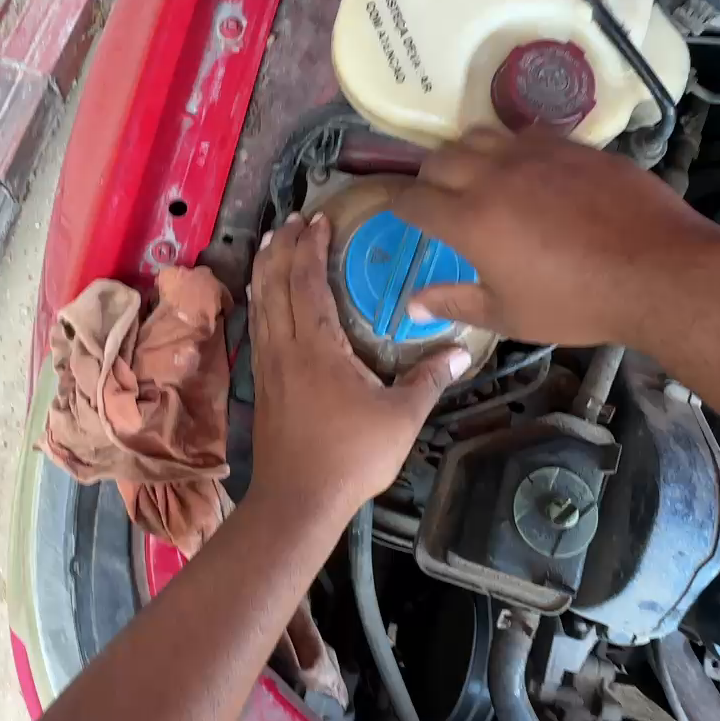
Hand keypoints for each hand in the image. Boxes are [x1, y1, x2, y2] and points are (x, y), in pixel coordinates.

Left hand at [248, 212, 468, 518]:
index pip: (307, 282)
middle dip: (283, 247)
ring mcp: (268, 364)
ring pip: (261, 303)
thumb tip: (460, 351)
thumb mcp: (401, 418)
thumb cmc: (351, 456)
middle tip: (294, 220)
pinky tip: (265, 300)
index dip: (311, 247)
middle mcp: (285, 346)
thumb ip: (428, 379)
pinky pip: (258, 326)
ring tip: (273, 245)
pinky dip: (262, 300)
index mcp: (316, 345)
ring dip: (266, 269)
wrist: (298, 499)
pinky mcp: (262, 383)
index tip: (320, 220)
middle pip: (275, 283)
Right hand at [389, 127, 719, 349]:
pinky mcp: (571, 146)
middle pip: (438, 160)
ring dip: (465, 154)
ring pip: (478, 134)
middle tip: (437, 200)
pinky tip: (527, 169)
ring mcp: (535, 154)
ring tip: (477, 176)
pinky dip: (510, 147)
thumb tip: (411, 305)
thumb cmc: (577, 304)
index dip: (397, 205)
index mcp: (470, 221)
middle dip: (427, 178)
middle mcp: (493, 176)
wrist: (659, 272)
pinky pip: (524, 131)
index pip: (412, 199)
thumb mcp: (508, 316)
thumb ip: (454, 303)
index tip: (397, 211)